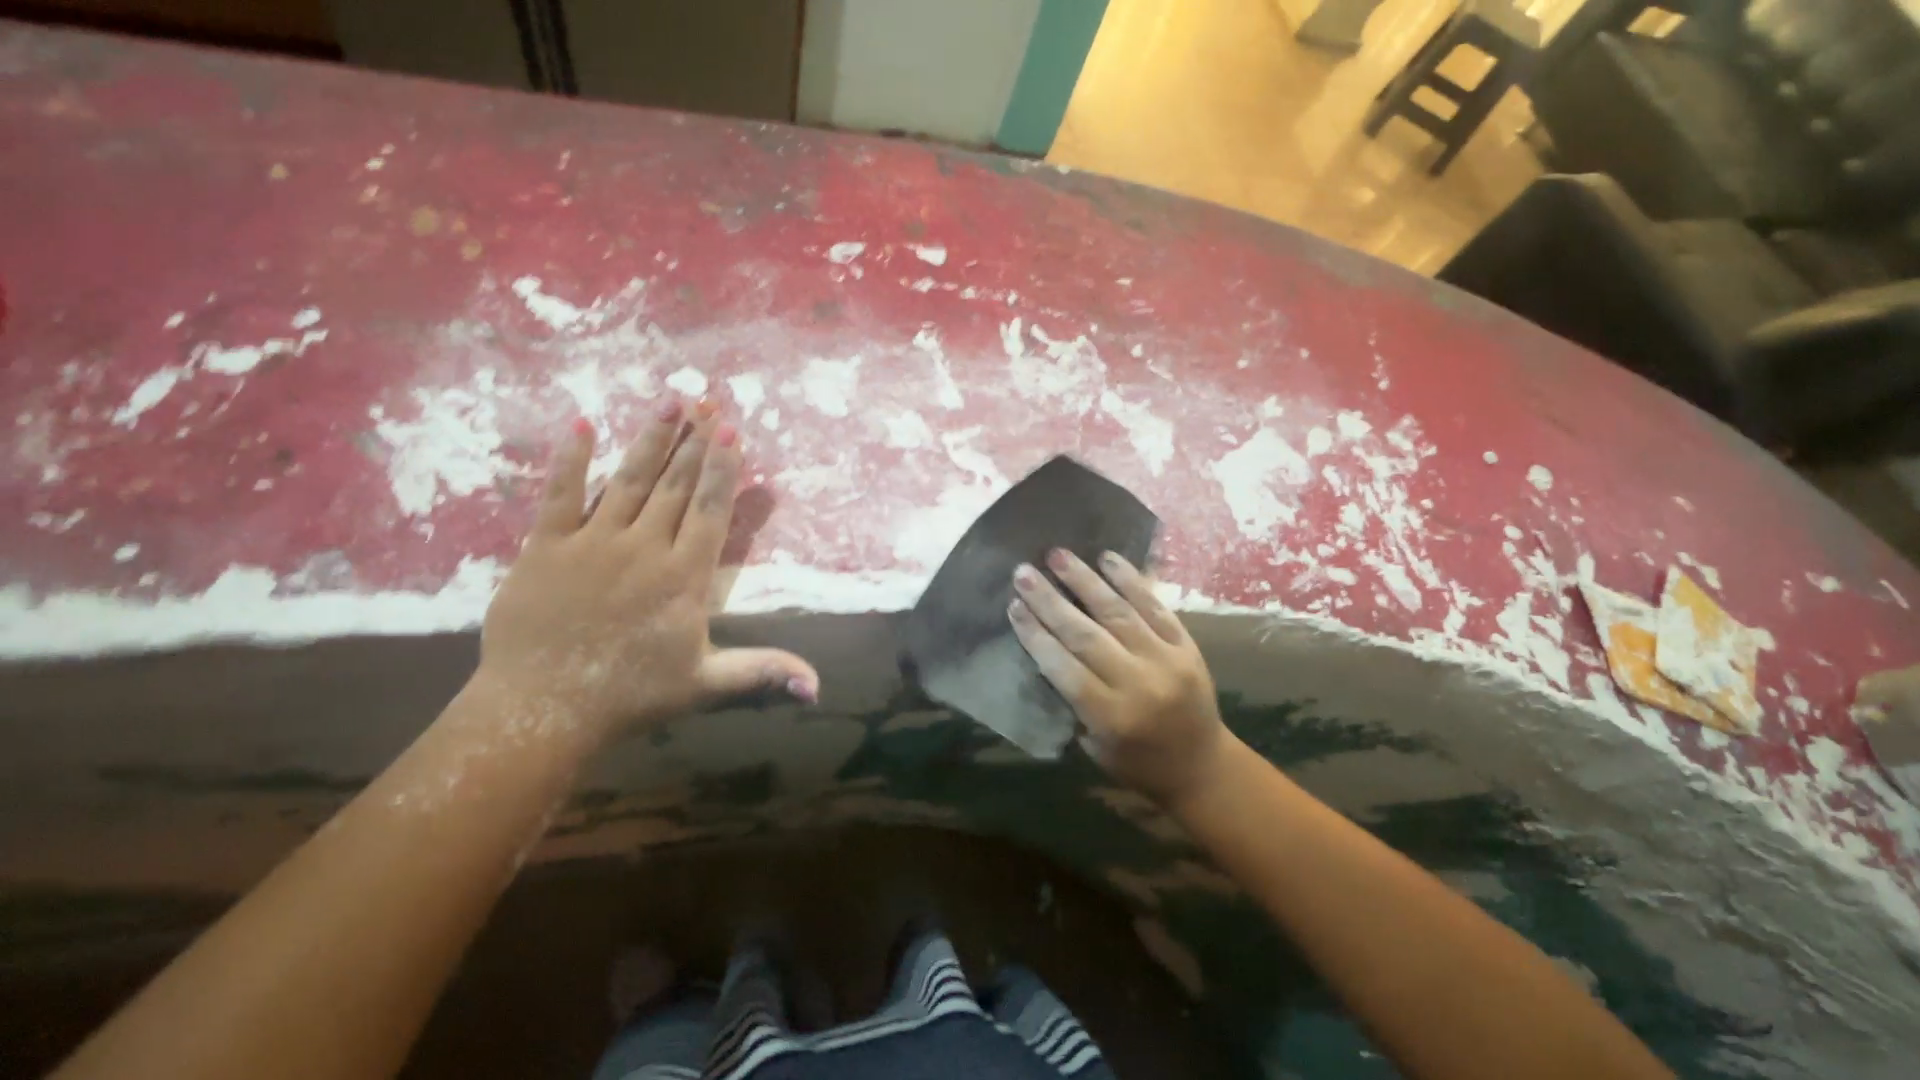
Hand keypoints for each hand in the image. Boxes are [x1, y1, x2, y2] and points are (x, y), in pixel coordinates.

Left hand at [476, 400, 818, 734]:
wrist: (542, 710)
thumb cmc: (629, 698)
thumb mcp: (704, 686)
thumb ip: (762, 672)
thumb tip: (818, 688)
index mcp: (683, 577)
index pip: (709, 510)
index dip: (723, 469)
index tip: (733, 431)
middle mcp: (643, 548)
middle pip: (674, 485)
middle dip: (695, 442)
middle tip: (708, 401)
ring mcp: (592, 543)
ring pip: (627, 480)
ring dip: (650, 439)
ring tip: (668, 402)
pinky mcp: (545, 547)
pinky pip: (558, 493)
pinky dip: (569, 458)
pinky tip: (580, 424)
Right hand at [1008, 550, 1232, 808]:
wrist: (1202, 767)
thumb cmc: (1137, 763)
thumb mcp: (1095, 745)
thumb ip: (1073, 701)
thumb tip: (1046, 649)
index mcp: (1110, 716)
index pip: (1064, 666)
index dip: (1036, 634)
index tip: (1013, 606)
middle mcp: (1138, 683)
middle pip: (1086, 634)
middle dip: (1050, 601)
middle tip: (1024, 572)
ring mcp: (1166, 660)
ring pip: (1118, 611)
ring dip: (1085, 580)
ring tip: (1058, 554)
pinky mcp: (1187, 646)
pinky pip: (1155, 607)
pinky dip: (1131, 581)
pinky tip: (1108, 559)